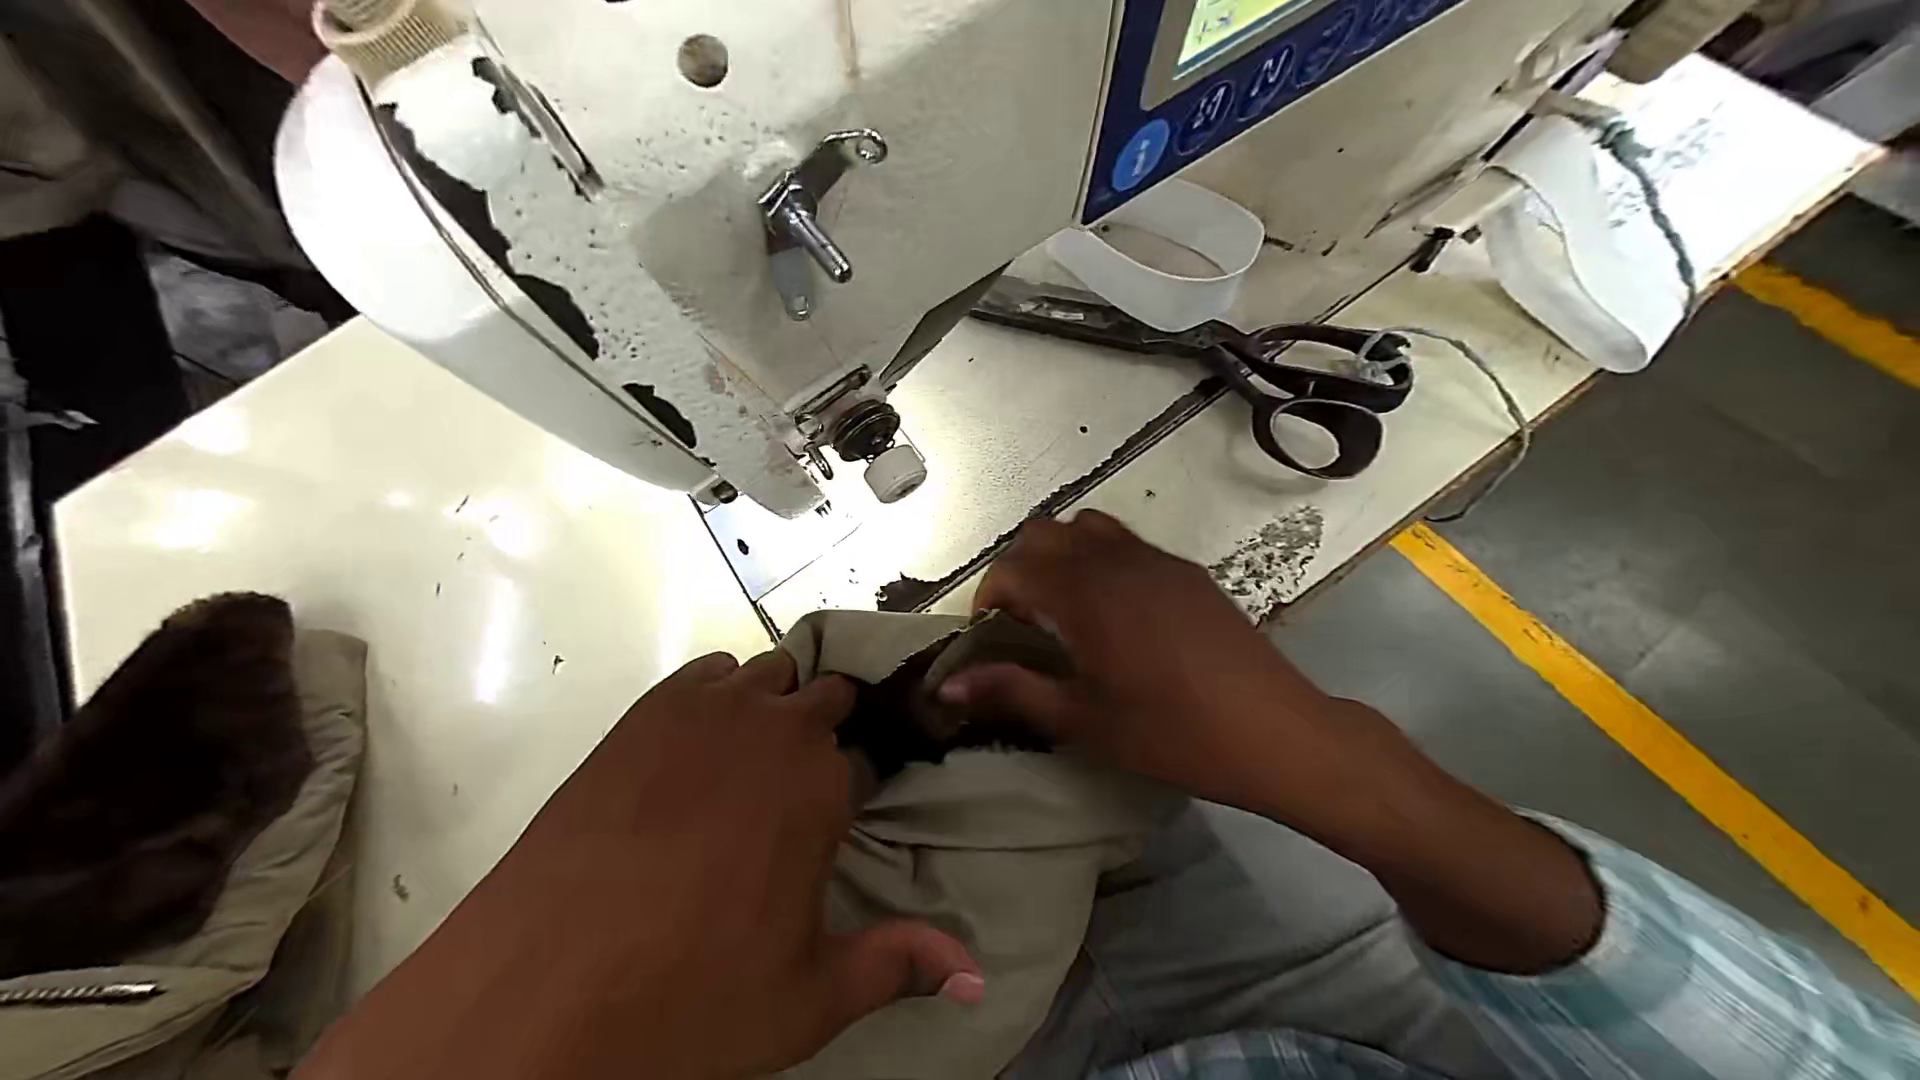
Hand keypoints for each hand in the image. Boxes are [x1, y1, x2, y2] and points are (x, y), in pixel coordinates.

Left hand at [301, 651, 982, 1079]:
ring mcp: (708, 710)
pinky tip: (702, 740)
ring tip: (752, 759)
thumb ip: (900, 966)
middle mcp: (776, 729)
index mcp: (824, 784)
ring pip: (771, 674)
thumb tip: (980, 978)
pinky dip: (719, 690)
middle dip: (825, 731)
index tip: (843, 812)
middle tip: (800, 787)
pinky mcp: (647, 711)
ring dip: (775, 705)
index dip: (859, 783)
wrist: (532, 1000)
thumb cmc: (688, 999)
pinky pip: (707, 671)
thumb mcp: (808, 998)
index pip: (868, 754)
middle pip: (827, 698)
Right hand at [938, 510, 1378, 820]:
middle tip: (1023, 619)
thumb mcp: (1082, 720)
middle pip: (1042, 533)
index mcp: (1084, 595)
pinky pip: (1125, 541)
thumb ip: (1011, 691)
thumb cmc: (1170, 733)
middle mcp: (1115, 561)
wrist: (1275, 731)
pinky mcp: (1185, 568)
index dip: (988, 597)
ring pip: (1085, 527)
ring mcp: (1155, 559)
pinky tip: (1115, 609)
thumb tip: (945, 686)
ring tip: (1064, 606)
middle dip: (1018, 568)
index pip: (1012, 569)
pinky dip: (1098, 557)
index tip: (991, 634)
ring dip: (1059, 555)